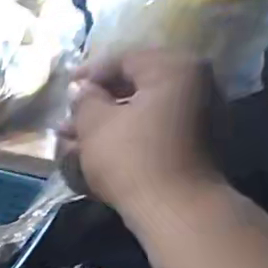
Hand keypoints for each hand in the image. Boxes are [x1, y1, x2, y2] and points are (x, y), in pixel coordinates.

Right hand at [63, 50, 223, 223]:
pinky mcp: (197, 146)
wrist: (176, 209)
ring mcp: (201, 115)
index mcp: (174, 68)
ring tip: (78, 144)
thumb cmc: (132, 160)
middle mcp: (195, 83)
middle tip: (69, 122)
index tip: (66, 88)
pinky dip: (130, 137)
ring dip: (110, 124)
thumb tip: (83, 91)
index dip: (90, 72)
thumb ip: (85, 101)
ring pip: (145, 111)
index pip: (125, 59)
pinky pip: (157, 131)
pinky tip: (105, 153)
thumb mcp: (96, 126)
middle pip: (138, 86)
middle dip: (98, 104)